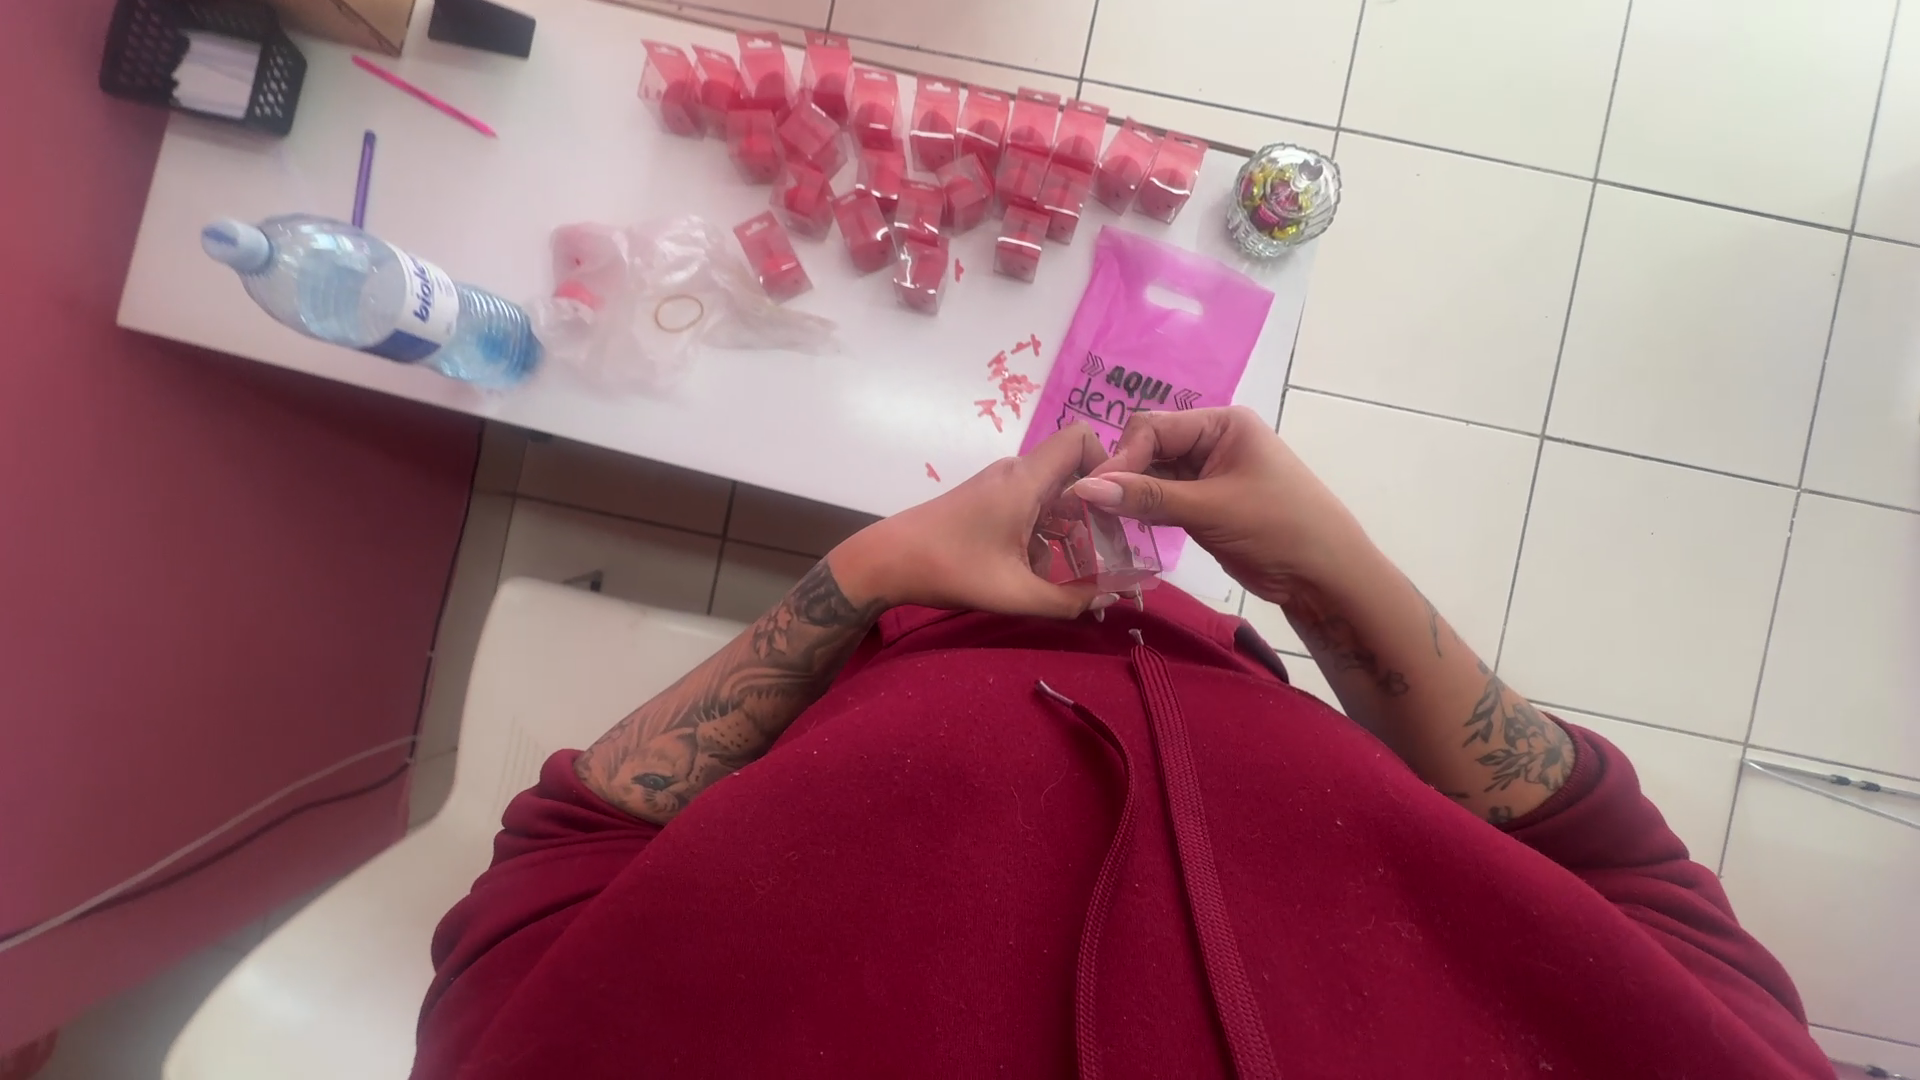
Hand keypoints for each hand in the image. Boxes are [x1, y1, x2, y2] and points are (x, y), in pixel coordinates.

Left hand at [829, 423, 1115, 617]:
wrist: (886, 561)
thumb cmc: (950, 569)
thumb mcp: (1014, 593)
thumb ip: (1069, 600)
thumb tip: (1111, 598)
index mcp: (1026, 480)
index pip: (1081, 439)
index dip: (1108, 463)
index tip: (1118, 508)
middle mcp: (1015, 474)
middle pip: (1072, 474)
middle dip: (1094, 511)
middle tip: (1110, 550)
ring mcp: (999, 487)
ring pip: (1051, 497)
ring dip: (1068, 530)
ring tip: (1080, 569)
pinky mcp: (986, 502)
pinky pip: (1030, 508)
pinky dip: (1042, 535)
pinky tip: (1037, 571)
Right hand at [1075, 406, 1370, 604]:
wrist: (1325, 577)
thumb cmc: (1279, 529)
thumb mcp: (1211, 509)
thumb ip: (1147, 497)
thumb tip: (1083, 488)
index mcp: (1221, 424)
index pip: (1153, 429)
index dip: (1121, 458)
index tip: (1091, 491)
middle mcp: (1211, 440)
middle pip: (1148, 447)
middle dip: (1121, 473)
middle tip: (1093, 506)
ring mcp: (1207, 473)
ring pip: (1151, 474)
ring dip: (1128, 493)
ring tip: (1098, 516)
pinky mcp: (1202, 503)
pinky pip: (1161, 497)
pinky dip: (1141, 509)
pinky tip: (1121, 523)